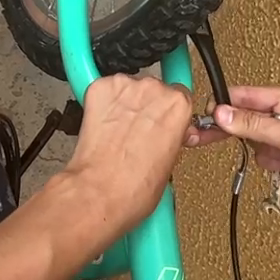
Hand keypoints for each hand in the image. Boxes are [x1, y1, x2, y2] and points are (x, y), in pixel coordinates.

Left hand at [57, 74, 193, 233]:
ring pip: (129, 89)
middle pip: (154, 90)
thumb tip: (173, 131)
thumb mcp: (171, 161)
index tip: (165, 123)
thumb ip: (176, 135)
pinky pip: (104, 90)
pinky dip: (103, 104)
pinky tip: (104, 126)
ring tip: (119, 134)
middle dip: (148, 109)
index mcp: (177, 105)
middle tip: (140, 134)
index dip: (171, 114)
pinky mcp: (98, 89)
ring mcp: (124, 87)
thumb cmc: (134, 188)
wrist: (99, 192)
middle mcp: (152, 90)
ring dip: (126, 105)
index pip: (181, 97)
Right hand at [188, 85, 279, 227]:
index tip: (207, 114)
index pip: (249, 97)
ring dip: (255, 150)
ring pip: (255, 140)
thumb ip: (256, 126)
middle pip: (248, 118)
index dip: (227, 105)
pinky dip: (266, 163)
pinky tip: (278, 167)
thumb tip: (224, 114)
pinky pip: (265, 158)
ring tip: (264, 156)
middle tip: (203, 134)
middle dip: (232, 128)